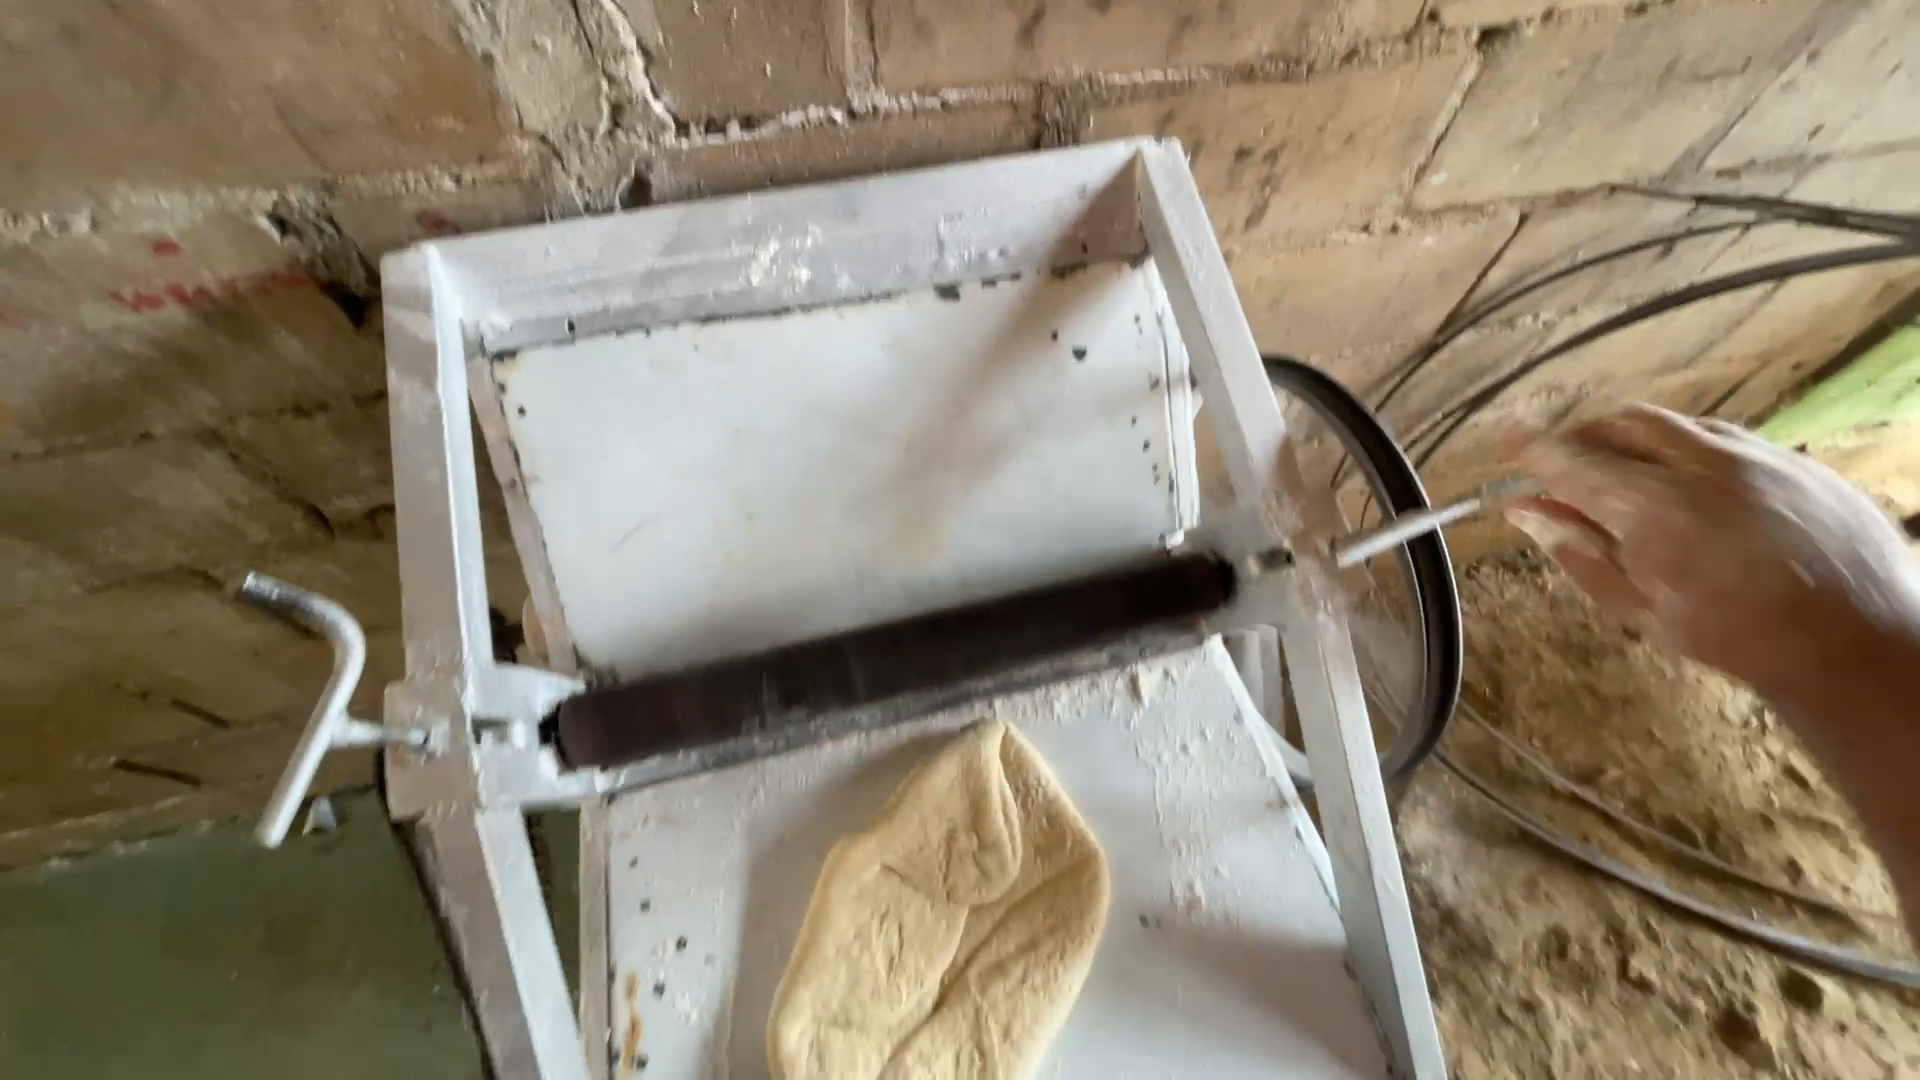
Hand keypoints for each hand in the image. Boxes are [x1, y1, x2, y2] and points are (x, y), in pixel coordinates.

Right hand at [1504, 404, 1919, 710]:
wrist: (1855, 641)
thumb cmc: (1726, 632)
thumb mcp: (1632, 601)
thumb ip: (1574, 547)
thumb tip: (1521, 508)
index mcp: (1656, 510)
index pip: (1576, 463)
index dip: (1535, 452)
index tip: (1507, 444)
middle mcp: (1704, 469)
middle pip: (1623, 426)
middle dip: (1581, 439)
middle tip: (1560, 464)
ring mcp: (1757, 459)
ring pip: (1671, 424)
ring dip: (1628, 438)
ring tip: (1614, 467)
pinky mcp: (1795, 460)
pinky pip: (1720, 434)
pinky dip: (1678, 445)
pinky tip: (1674, 476)